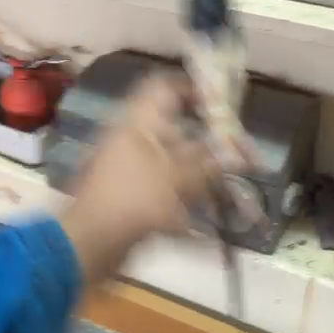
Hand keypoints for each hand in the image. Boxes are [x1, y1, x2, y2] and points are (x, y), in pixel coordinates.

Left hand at [58, 75, 219, 284]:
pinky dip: (191, 209)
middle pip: (179, 133)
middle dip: (213, 145)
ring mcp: (134, 173)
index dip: (193, 87)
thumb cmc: (131, 200)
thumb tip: (238, 153)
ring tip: (240, 196)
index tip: (224, 100)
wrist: (88, 245)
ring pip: (178, 169)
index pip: (164, 88)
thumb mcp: (175, 179)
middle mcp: (135, 142)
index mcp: (138, 123)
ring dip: (207, 181)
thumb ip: (209, 164)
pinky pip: (169, 198)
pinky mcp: (135, 201)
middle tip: (245, 156)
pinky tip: (214, 228)